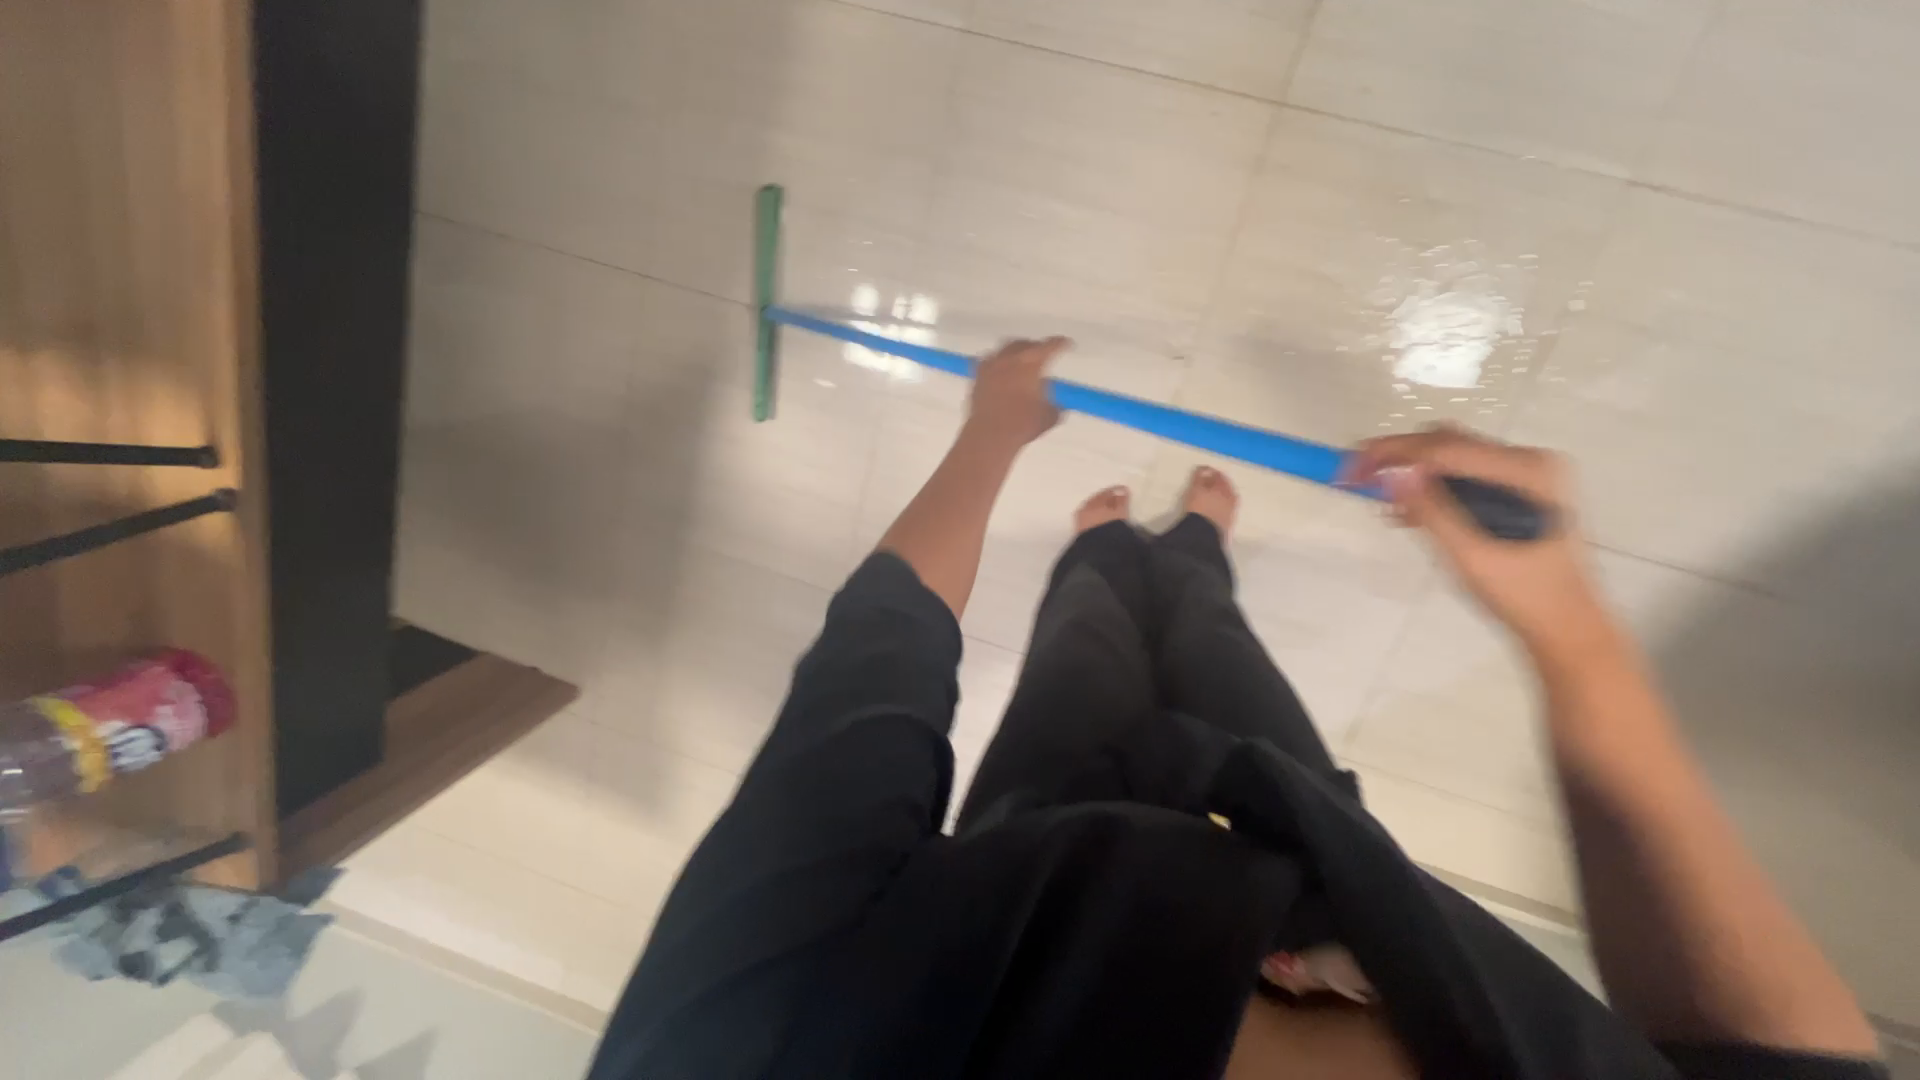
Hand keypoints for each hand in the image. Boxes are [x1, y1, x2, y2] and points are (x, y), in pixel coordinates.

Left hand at [965, 337, 1066, 449]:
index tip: (1067, 344)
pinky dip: (996, 363)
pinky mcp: (977, 377)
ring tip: (1019, 360)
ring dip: (1014, 351)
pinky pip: (987, 362)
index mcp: (1032, 362)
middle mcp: (1011, 358)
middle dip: (1035, 347)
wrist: (989, 435)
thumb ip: (1055, 406)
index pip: (1050, 346)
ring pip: (1004, 349)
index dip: (1060, 344)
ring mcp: (991, 365)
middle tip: (1042, 354)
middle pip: (1025, 344)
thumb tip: (1055, 405)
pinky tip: (998, 369)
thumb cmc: (1023, 425)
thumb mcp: (1049, 416)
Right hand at [1347, 425, 1613, 660]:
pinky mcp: (1519, 493)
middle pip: (1446, 443)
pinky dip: (1432, 488)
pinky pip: (1464, 476)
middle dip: (1397, 457)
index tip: (1348, 473)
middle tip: (1358, 482)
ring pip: (1451, 458)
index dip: (1388, 453)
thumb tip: (1392, 473)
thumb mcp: (1467, 552)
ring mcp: (1526, 477)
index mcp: (1523, 471)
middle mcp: (1528, 463)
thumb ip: (1431, 509)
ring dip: (1412, 473)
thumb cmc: (1520, 594)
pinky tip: (1410, 514)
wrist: (1566, 628)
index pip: (1441, 446)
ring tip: (1383, 505)